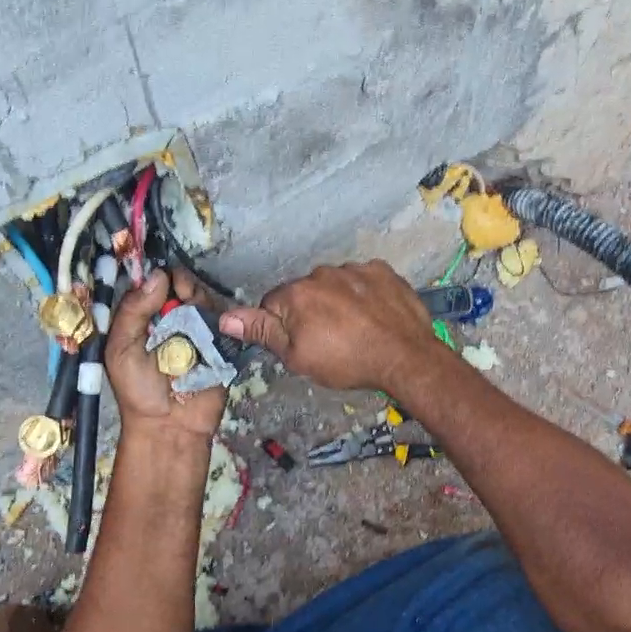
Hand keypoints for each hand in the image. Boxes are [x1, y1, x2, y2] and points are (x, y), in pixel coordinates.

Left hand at [105, 269, 227, 440]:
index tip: (165, 276)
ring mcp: (200, 335)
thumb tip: (157, 275)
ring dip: (202, 300)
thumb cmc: (139, 391)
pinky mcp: (222, 348)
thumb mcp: (121, 349)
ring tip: (195, 306)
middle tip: (182, 289)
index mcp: (147, 321)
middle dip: (184, 285)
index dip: (161, 278)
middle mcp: (175, 323)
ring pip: (206, 304)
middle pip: (184, 290)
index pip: (155, 287)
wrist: (170, 426)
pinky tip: (212, 321)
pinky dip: (220, 319)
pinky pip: (225, 325)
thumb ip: (133, 312)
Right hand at [220, 260, 442, 391]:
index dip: (281, 327)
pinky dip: (365, 295)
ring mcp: (355, 269)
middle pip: (305, 292)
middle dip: (311, 312)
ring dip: (339, 302)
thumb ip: (262, 332)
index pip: (272, 304)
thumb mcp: (297, 357)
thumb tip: (225, 317)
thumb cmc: (347, 362)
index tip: (299, 345)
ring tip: (355, 330)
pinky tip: (374, 317)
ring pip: (335, 285)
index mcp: (296, 293)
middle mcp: (322, 273)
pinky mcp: (383, 271)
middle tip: (329, 341)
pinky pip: (364, 281)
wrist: (405, 356)